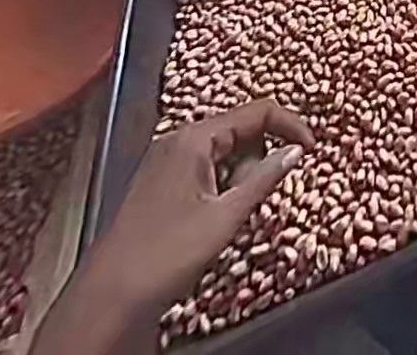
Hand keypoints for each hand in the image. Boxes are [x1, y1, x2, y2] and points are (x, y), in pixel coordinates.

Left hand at [30, 101, 313, 354]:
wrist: (104, 304)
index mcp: (194, 138)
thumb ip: (265, 178)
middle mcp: (179, 140)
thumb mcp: (226, 216)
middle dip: (257, 161)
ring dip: (239, 179)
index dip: (290, 126)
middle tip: (251, 201)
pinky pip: (207, 170)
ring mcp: (167, 161)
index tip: (312, 149)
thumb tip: (296, 150)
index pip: (257, 112)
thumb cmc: (166, 255)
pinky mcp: (161, 183)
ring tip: (226, 217)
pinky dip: (222, 187)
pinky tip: (213, 219)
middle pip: (241, 132)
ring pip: (225, 154)